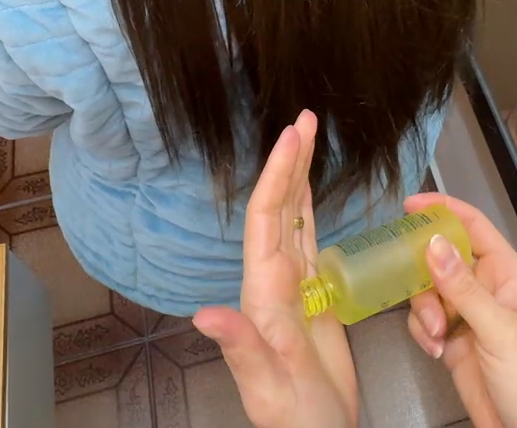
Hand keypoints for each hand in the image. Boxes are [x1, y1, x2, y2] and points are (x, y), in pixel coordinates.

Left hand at [195, 111, 358, 427]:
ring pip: (293, 215)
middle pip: (278, 206)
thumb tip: (205, 314)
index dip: (279, 174)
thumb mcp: (268, 387)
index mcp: (263, 290)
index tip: (294, 135)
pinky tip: (310, 186)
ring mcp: (291, 283)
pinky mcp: (312, 292)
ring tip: (309, 135)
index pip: (267, 218)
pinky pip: (307, 235)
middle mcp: (272, 278)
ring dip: (299, 174)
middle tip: (306, 118)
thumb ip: (241, 348)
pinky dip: (309, 204)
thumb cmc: (294, 418)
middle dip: (290, 160)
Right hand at [404, 193, 516, 427]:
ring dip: (424, 309)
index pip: (474, 226)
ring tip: (434, 336)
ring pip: (429, 289)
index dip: (443, 209)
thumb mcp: (500, 333)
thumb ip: (463, 288)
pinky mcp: (454, 342)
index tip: (408, 205)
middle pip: (442, 257)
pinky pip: (426, 320)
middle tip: (414, 289)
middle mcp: (486, 288)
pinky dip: (423, 331)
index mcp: (507, 274)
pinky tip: (434, 351)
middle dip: (425, 273)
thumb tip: (431, 240)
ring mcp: (469, 315)